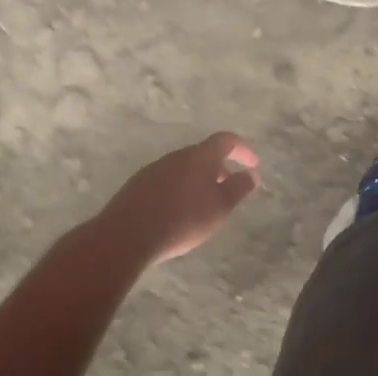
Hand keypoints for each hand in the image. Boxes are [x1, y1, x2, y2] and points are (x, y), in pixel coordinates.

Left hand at [98, 132, 260, 264]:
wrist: (124, 237)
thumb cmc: (182, 219)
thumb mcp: (220, 207)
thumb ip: (239, 187)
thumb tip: (252, 174)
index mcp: (200, 156)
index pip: (226, 140)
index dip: (243, 150)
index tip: (253, 165)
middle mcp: (177, 156)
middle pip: (203, 154)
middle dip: (218, 168)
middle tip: (227, 187)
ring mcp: (153, 170)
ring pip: (182, 169)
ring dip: (196, 180)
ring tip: (202, 204)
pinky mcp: (135, 187)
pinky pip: (164, 182)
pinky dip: (177, 191)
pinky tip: (174, 213)